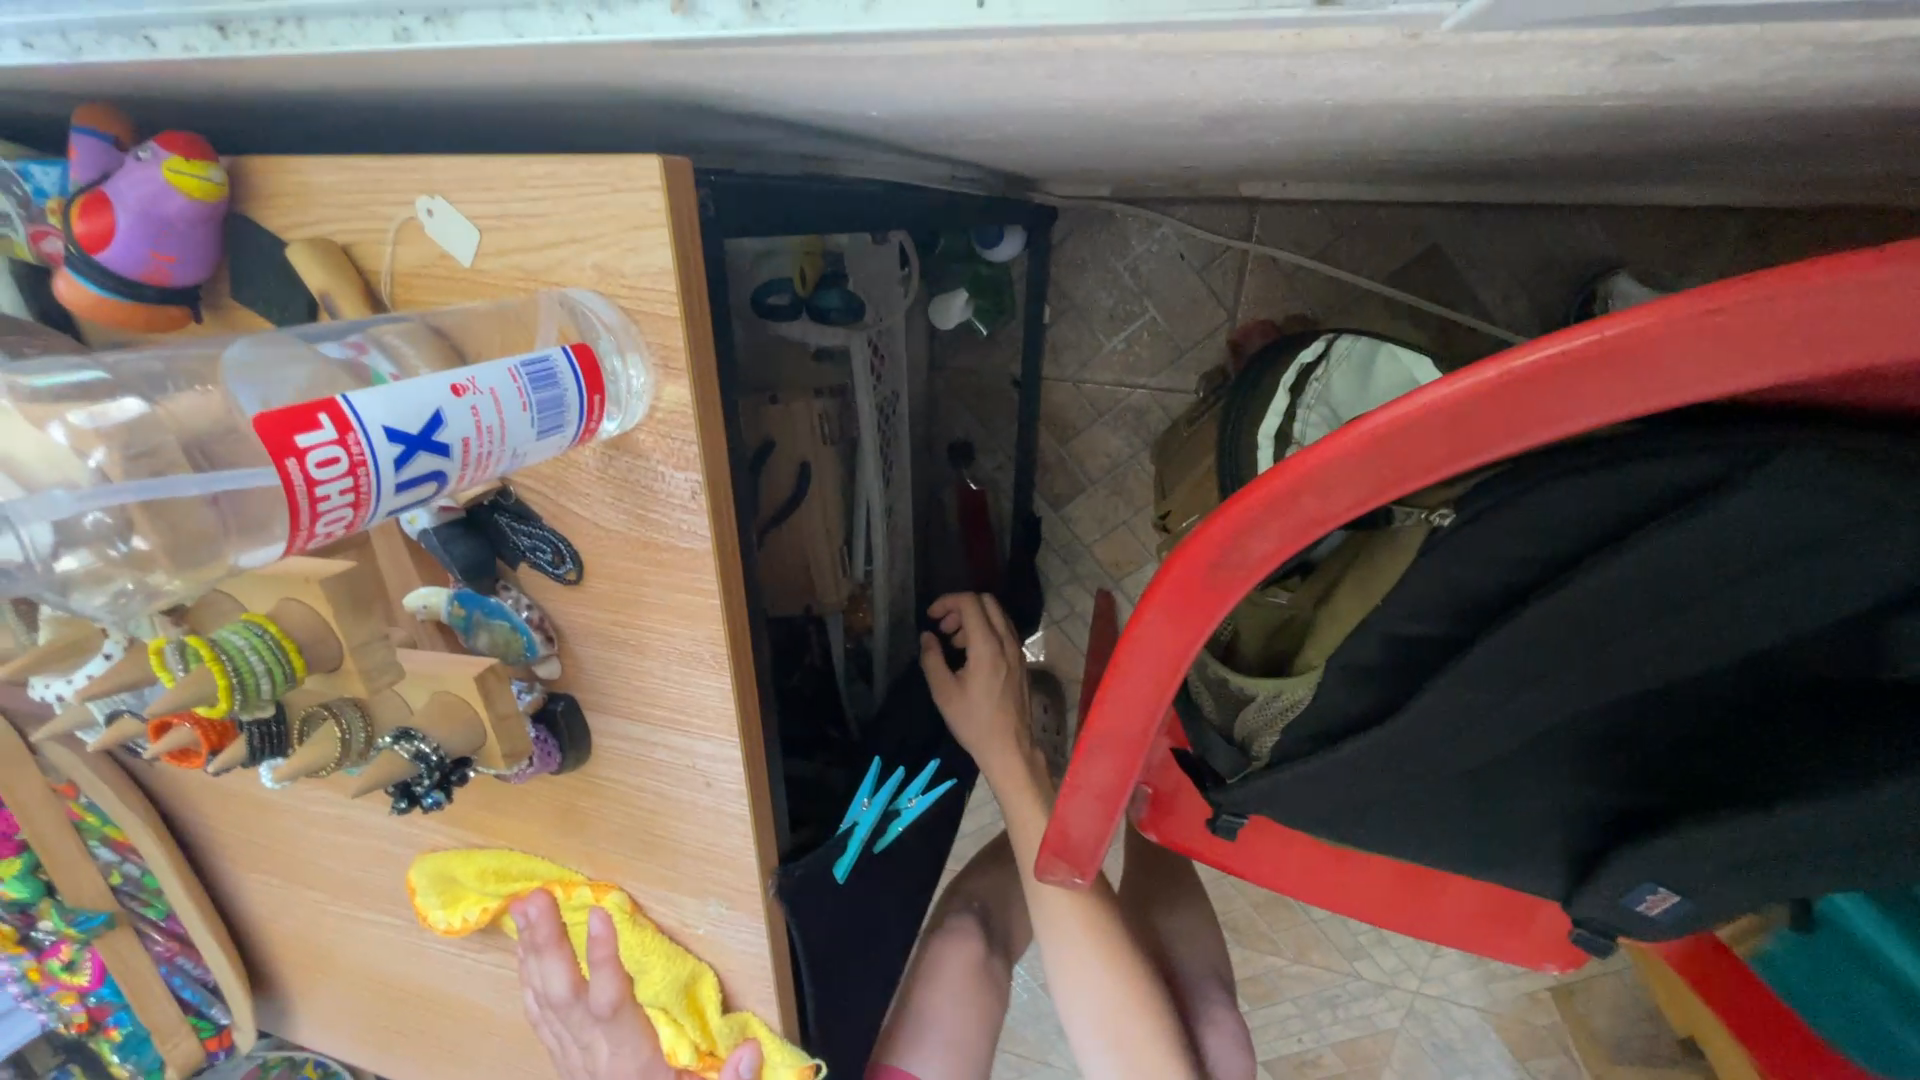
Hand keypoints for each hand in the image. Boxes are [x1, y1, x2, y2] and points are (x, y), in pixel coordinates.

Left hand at [513, 889, 761, 1079]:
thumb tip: (752, 1049)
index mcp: (628, 1062)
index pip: (610, 1005)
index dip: (603, 960)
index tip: (601, 912)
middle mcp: (591, 1057)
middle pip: (562, 996)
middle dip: (547, 945)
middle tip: (533, 898)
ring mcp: (572, 1059)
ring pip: (544, 1001)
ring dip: (531, 953)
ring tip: (523, 909)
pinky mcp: (565, 1060)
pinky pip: (539, 1017)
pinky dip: (528, 981)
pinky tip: (525, 955)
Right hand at [920, 592, 1032, 775]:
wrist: (1009, 747)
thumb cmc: (973, 722)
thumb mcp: (943, 692)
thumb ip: (932, 658)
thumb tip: (927, 636)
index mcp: (987, 646)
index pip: (970, 602)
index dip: (947, 602)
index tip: (931, 617)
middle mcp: (1007, 642)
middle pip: (987, 601)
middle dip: (961, 607)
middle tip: (943, 628)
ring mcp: (1018, 651)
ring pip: (998, 615)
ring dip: (974, 618)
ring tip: (954, 643)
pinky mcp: (1021, 661)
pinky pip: (1004, 631)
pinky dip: (986, 630)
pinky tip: (971, 654)